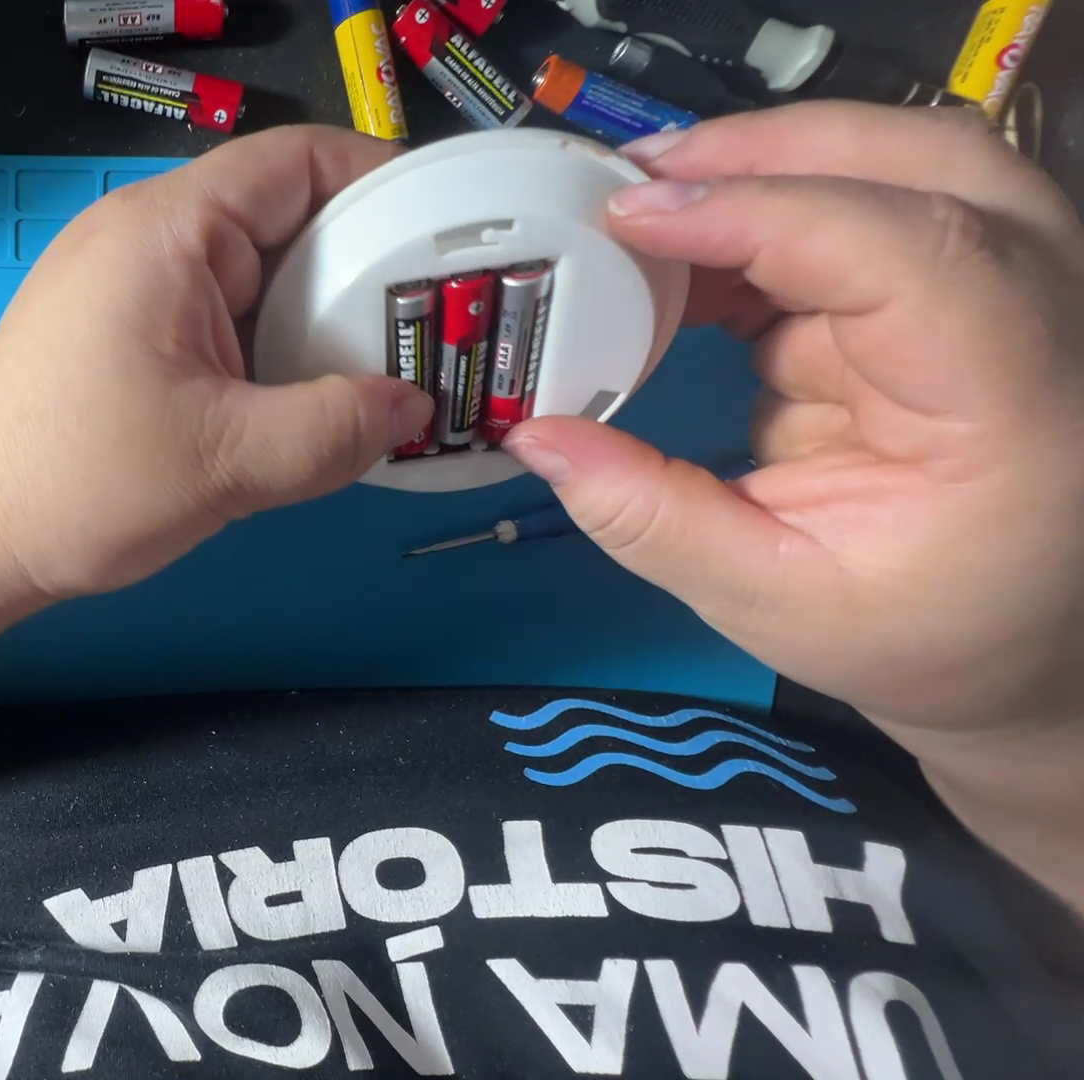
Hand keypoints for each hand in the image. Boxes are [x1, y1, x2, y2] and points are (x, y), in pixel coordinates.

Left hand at [0, 127, 433, 602]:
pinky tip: (290, 400)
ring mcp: (120, 286)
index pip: (297, 162)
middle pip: (277, 218)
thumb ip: (337, 430)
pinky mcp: (113, 332)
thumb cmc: (81, 488)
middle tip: (415, 332)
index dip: (384, 188)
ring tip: (363, 377)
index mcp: (164, 234)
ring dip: (308, 321)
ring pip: (247, 277)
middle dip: (356, 270)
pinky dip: (262, 349)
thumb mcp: (229, 463)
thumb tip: (411, 408)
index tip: (444, 244)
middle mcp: (139, 239)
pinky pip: (211, 318)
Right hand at [504, 104, 1083, 765]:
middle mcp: (1030, 324)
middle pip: (928, 169)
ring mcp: (979, 307)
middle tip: (631, 175)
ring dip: (754, 172)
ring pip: (888, 180)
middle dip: (769, 150)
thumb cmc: (907, 633)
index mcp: (1011, 407)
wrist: (1016, 642)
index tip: (634, 215)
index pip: (911, 256)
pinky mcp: (921, 316)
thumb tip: (531, 435)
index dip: (768, 215)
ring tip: (632, 202)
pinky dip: (743, 230)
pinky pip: (834, 237)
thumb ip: (644, 517)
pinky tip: (665, 254)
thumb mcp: (761, 596)